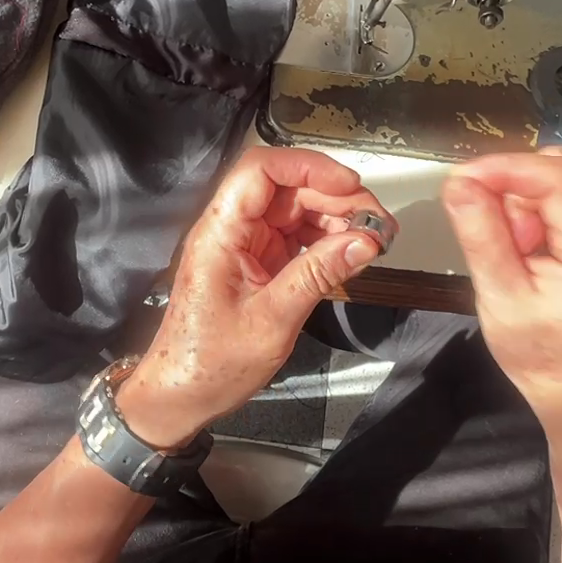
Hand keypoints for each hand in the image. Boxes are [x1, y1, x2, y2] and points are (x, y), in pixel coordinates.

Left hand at [117, 148, 394, 449]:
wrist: (181, 396)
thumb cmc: (212, 363)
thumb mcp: (272, 320)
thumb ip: (318, 275)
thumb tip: (366, 241)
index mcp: (220, 232)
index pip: (260, 170)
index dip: (308, 166)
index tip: (351, 185)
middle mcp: (231, 228)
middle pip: (287, 187)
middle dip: (336, 196)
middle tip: (380, 223)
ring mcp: (245, 243)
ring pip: (296, 209)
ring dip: (337, 217)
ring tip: (376, 238)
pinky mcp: (258, 260)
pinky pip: (296, 235)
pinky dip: (326, 239)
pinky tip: (353, 250)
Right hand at [440, 150, 561, 406]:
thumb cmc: (539, 352)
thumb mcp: (500, 296)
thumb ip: (482, 236)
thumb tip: (458, 183)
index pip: (556, 176)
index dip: (505, 167)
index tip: (459, 181)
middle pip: (558, 170)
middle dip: (510, 185)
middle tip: (485, 225)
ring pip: (554, 183)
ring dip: (517, 202)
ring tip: (507, 250)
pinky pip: (556, 203)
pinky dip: (526, 214)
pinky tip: (518, 250)